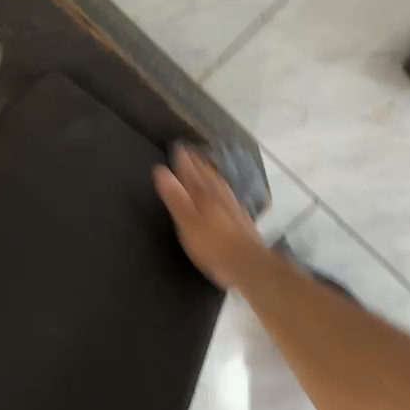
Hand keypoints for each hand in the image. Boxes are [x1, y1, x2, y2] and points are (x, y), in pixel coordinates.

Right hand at [152, 144, 274, 289]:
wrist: (248, 264)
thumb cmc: (212, 246)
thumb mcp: (187, 223)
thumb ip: (175, 197)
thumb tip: (161, 170)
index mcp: (203, 196)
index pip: (191, 173)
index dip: (183, 159)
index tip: (177, 145)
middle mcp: (218, 196)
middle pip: (206, 174)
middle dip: (197, 161)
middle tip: (190, 149)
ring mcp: (233, 207)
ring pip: (219, 183)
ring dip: (210, 171)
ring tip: (204, 163)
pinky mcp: (242, 219)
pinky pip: (229, 194)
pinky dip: (223, 186)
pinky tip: (224, 189)